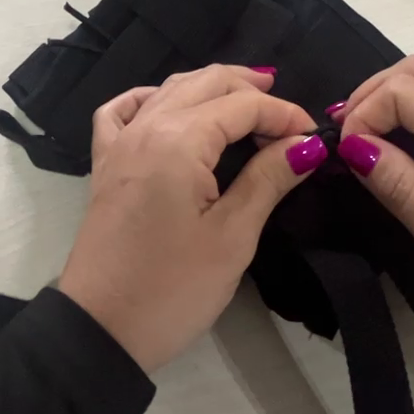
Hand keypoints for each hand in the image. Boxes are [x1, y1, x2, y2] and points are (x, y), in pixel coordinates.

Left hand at [57, 66, 328, 372]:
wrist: (99, 330)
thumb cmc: (172, 289)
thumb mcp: (232, 237)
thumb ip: (268, 180)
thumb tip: (307, 144)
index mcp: (179, 140)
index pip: (241, 105)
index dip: (284, 114)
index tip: (314, 139)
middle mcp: (146, 127)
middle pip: (205, 83)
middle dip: (251, 89)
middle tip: (288, 116)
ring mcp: (120, 143)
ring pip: (170, 89)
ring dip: (211, 87)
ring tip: (248, 100)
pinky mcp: (105, 165)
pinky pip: (123, 111)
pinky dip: (151, 98)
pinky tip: (170, 107)